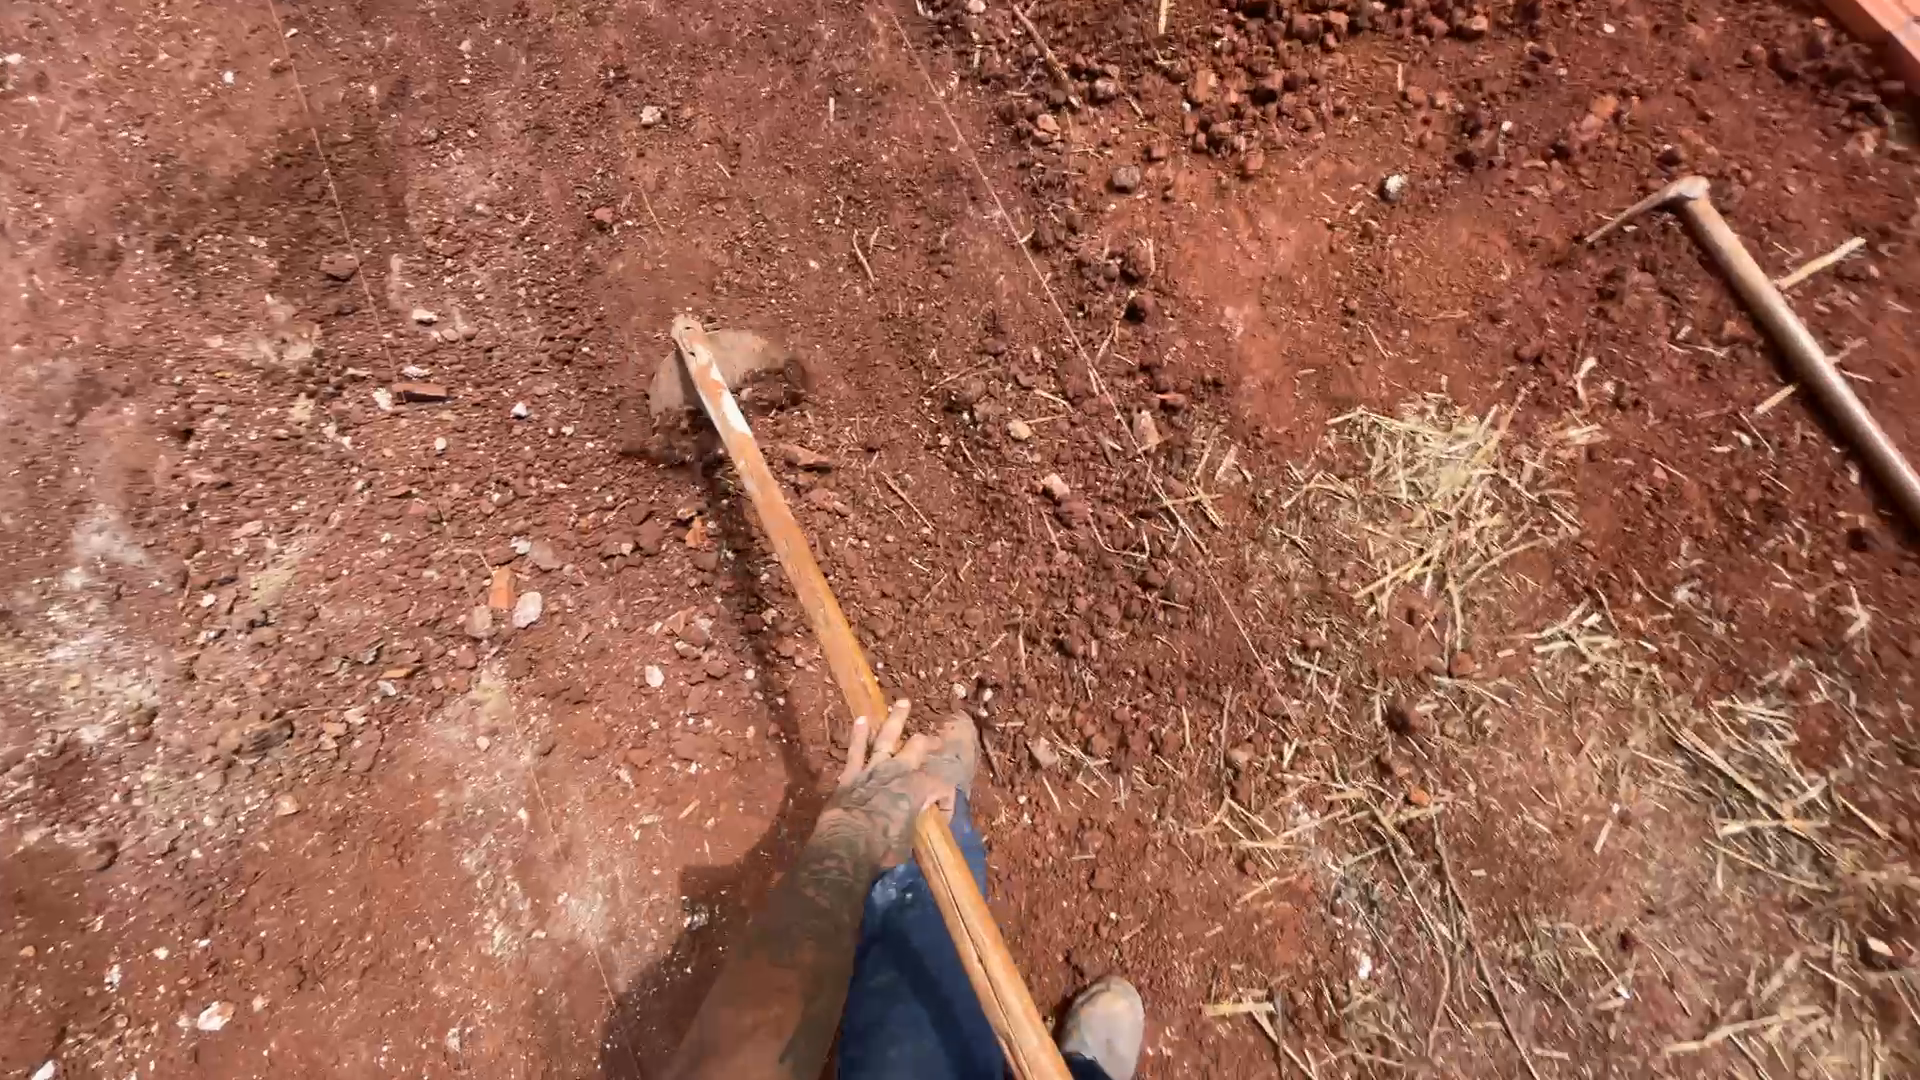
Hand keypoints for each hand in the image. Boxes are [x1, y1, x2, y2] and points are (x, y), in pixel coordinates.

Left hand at [815, 700, 977, 866]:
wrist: (847, 846)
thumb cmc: (883, 849)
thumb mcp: (910, 841)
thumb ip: (916, 825)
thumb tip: (919, 824)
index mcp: (918, 788)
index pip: (942, 786)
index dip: (946, 800)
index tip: (943, 817)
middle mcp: (898, 772)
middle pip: (917, 747)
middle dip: (928, 742)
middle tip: (935, 741)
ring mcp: (873, 769)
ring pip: (888, 736)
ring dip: (897, 719)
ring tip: (903, 702)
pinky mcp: (851, 775)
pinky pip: (857, 750)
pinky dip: (860, 734)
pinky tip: (862, 719)